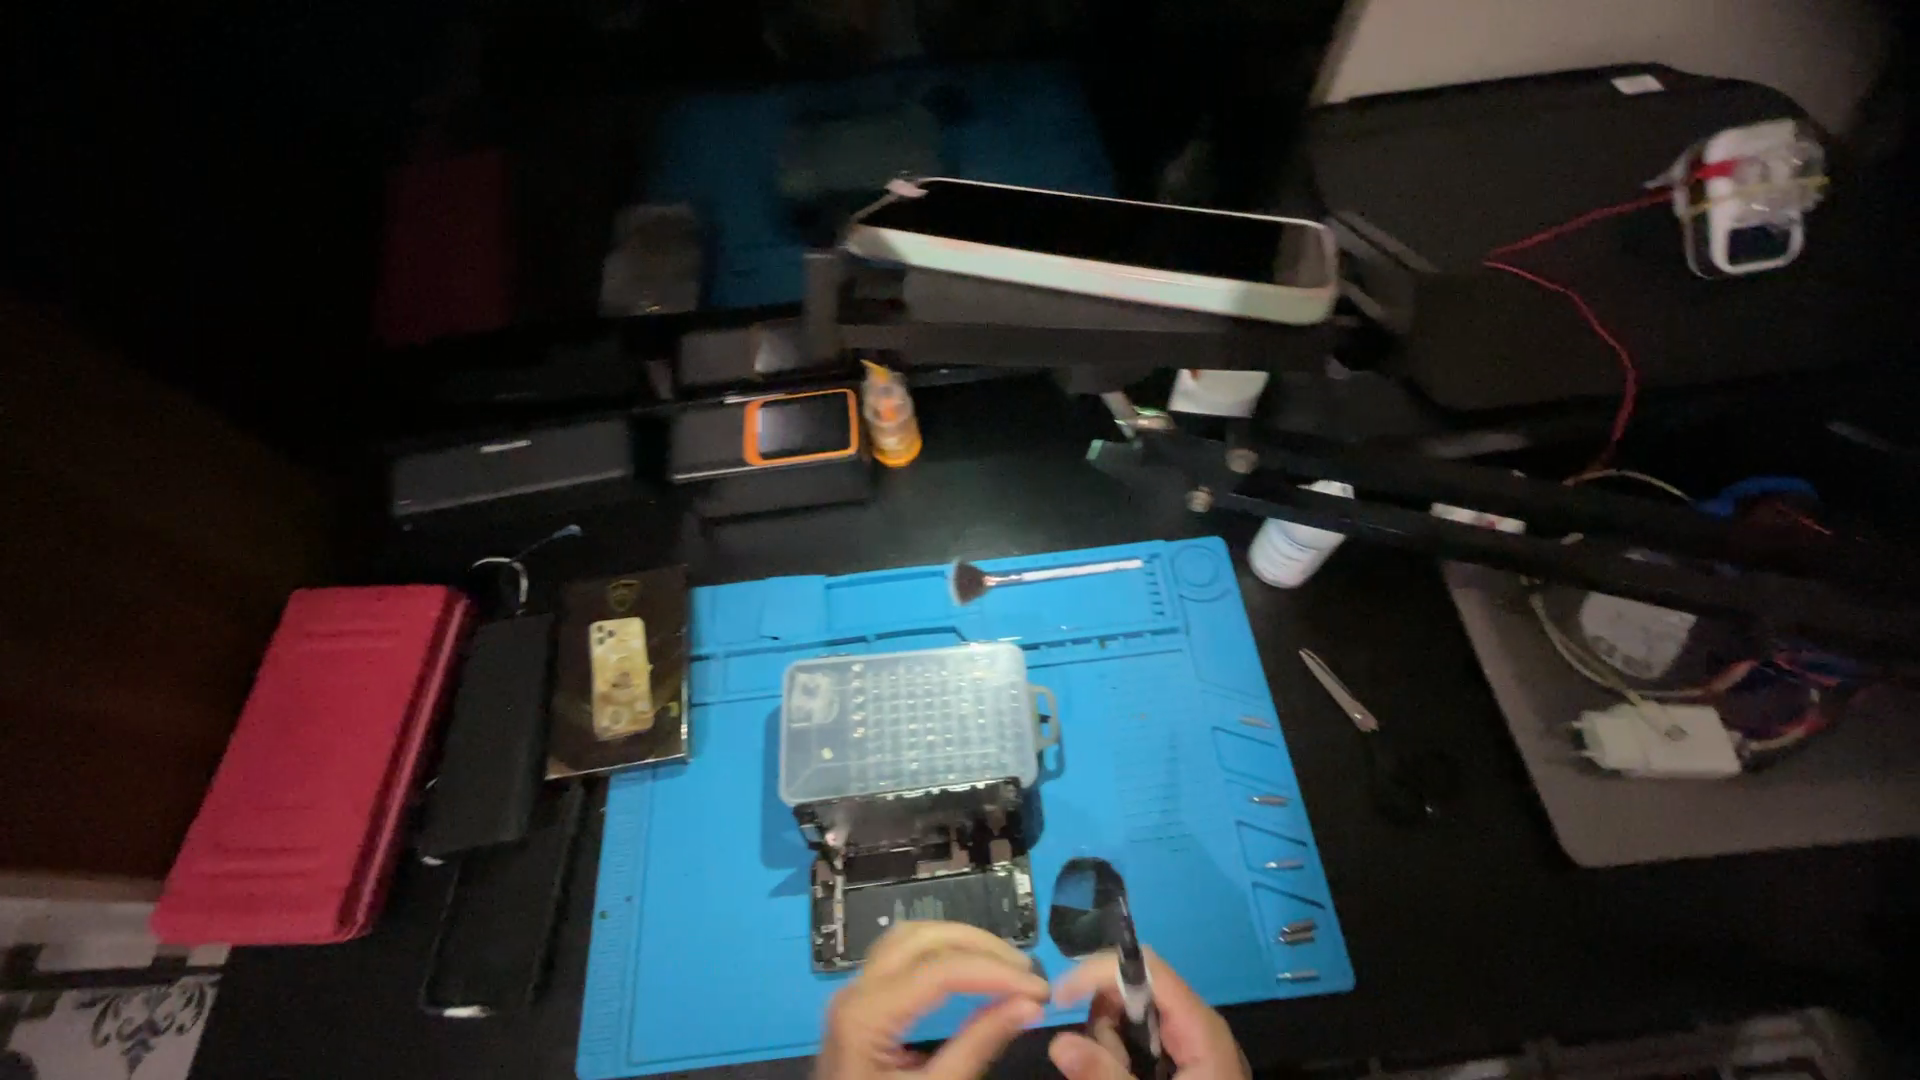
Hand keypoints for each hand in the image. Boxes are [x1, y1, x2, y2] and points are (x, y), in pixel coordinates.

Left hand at [817, 921, 1049, 1079]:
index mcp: (865, 1016)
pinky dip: (939, 950)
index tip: (1039, 989)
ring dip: (959, 941)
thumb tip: (1029, 1005)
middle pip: (921, 939)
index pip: (939, 971)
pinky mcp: (862, 1000)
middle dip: (978, 946)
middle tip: (1025, 969)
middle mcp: (855, 990)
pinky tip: (967, 965)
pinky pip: (901, 954)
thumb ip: (978, 1046)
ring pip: (910, 937)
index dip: (994, 973)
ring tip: (1002, 963)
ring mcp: (855, 992)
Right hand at [1047, 949, 1249, 1079]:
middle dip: (1104, 1019)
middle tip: (1101, 1062)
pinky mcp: (1181, 1057)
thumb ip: (1106, 1077)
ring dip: (1109, 1042)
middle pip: (1133, 987)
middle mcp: (1194, 1021)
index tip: (1061, 998)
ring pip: (1129, 1011)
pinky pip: (1137, 1035)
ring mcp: (1188, 1039)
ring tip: (1118, 1075)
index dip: (1101, 971)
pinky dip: (1120, 1052)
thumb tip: (1057, 1043)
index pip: (1146, 967)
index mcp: (1199, 1027)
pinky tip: (1126, 1075)